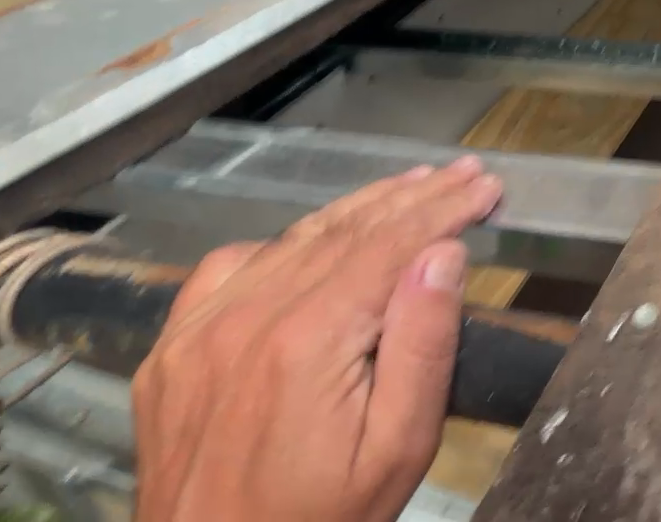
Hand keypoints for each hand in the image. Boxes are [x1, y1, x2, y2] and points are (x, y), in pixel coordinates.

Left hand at [132, 155, 503, 521]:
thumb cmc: (327, 516)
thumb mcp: (402, 444)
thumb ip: (424, 344)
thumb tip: (443, 253)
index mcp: (307, 341)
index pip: (391, 244)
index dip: (446, 208)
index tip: (488, 187)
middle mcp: (246, 319)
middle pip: (348, 230)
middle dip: (417, 195)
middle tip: (467, 173)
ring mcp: (198, 330)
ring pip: (297, 237)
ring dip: (364, 205)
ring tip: (416, 183)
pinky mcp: (172, 348)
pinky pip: (235, 264)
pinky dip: (292, 237)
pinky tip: (323, 237)